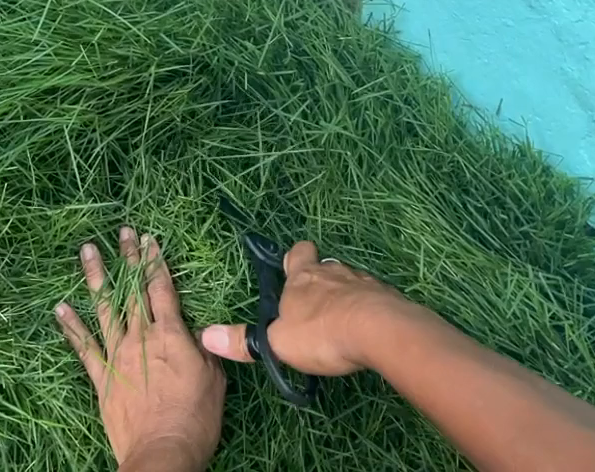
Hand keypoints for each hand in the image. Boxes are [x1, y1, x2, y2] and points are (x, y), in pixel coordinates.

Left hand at [57, 227, 225, 471]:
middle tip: (123, 231)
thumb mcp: (214, 379)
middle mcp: (141, 336)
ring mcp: (117, 354)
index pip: (162, 288)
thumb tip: (200, 330)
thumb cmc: (195, 419)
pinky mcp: (101, 376)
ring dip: (96, 276)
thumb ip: (204, 349)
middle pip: (133, 289)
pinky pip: (83, 347)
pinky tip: (59, 307)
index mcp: (171, 334)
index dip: (155, 262)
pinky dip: (70, 326)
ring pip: (105, 307)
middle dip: (129, 258)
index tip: (149, 239)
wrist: (162, 455)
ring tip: (88, 250)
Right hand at [199, 240, 420, 375]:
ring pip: (350, 283)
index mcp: (303, 276)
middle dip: (320, 280)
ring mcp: (363, 282)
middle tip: (315, 304)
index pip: (298, 253)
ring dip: (345, 297)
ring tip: (342, 322)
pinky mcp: (387, 298)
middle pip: (325, 266)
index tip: (293, 269)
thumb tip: (206, 337)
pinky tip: (367, 331)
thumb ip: (245, 341)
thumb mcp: (278, 342)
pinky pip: (374, 300)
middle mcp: (332, 271)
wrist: (379, 331)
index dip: (296, 259)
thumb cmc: (321, 332)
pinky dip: (368, 311)